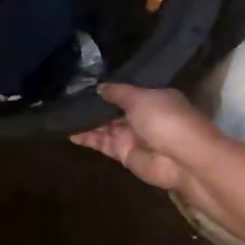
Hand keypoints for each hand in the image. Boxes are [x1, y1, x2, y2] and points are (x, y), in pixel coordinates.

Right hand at [70, 84, 223, 193]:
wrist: (183, 160)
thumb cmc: (166, 120)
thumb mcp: (140, 98)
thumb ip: (118, 92)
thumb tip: (99, 87)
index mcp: (152, 99)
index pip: (126, 93)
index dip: (107, 89)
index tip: (83, 84)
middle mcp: (142, 117)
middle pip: (112, 110)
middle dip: (93, 105)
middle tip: (66, 97)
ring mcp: (132, 136)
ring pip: (104, 126)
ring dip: (85, 121)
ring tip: (61, 113)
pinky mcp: (123, 153)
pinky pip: (100, 143)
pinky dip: (86, 138)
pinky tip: (67, 131)